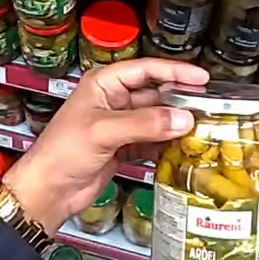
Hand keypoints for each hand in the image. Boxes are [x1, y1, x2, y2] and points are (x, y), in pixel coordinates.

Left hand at [1, 58, 207, 233]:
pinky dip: (167, 144)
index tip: (201, 78)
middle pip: (154, 93)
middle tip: (209, 106)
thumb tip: (184, 119)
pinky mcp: (124, 146)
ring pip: (156, 118)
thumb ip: (145, 123)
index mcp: (104, 84)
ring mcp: (120, 124)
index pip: (145, 70)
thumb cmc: (64, 152)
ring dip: (176, 124)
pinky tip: (183, 148)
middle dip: (180, 100)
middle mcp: (113, 99)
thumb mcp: (104, 132)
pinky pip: (152, 139)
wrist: (49, 190)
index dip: (175, 72)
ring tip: (203, 128)